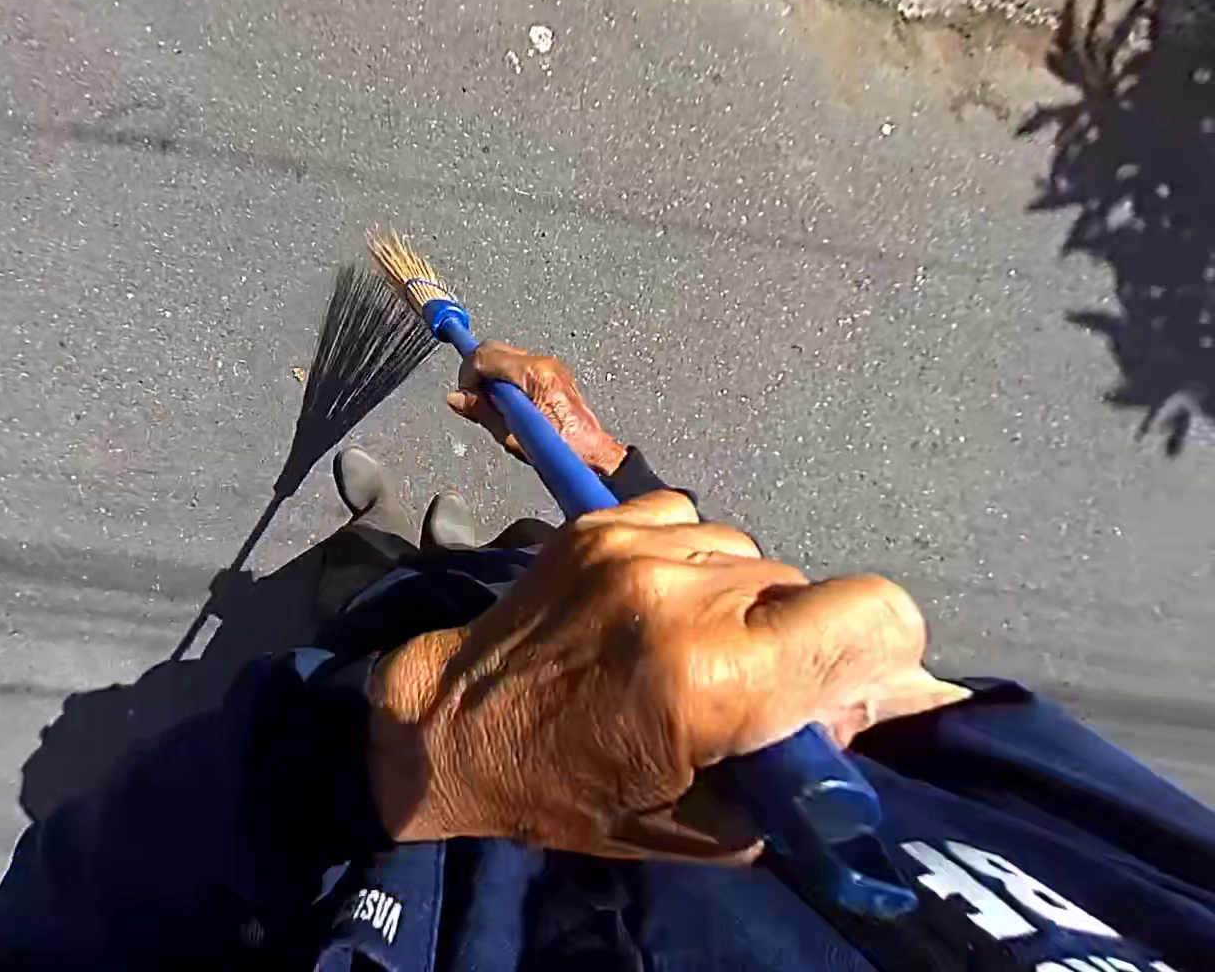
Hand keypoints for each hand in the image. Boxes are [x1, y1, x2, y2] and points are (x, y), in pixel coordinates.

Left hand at [366, 491, 967, 859]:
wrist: (456, 721)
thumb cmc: (571, 788)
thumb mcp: (713, 819)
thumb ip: (807, 756)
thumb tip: (871, 695)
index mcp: (718, 677)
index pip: (878, 613)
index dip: (874, 653)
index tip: (828, 683)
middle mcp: (676, 594)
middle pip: (801, 583)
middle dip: (789, 632)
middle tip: (736, 672)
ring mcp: (624, 550)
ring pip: (739, 545)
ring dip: (729, 588)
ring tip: (678, 631)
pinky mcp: (585, 528)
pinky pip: (677, 514)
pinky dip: (679, 549)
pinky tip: (643, 591)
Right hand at [446, 341, 627, 474]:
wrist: (592, 453)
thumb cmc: (561, 450)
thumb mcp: (510, 437)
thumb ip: (481, 412)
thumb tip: (457, 398)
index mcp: (532, 376)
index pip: (484, 356)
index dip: (467, 374)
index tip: (465, 393)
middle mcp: (543, 364)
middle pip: (491, 348)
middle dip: (476, 371)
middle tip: (475, 398)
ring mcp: (549, 366)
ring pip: (503, 355)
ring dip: (490, 375)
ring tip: (495, 405)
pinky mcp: (552, 372)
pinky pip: (516, 364)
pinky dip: (503, 378)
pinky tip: (509, 403)